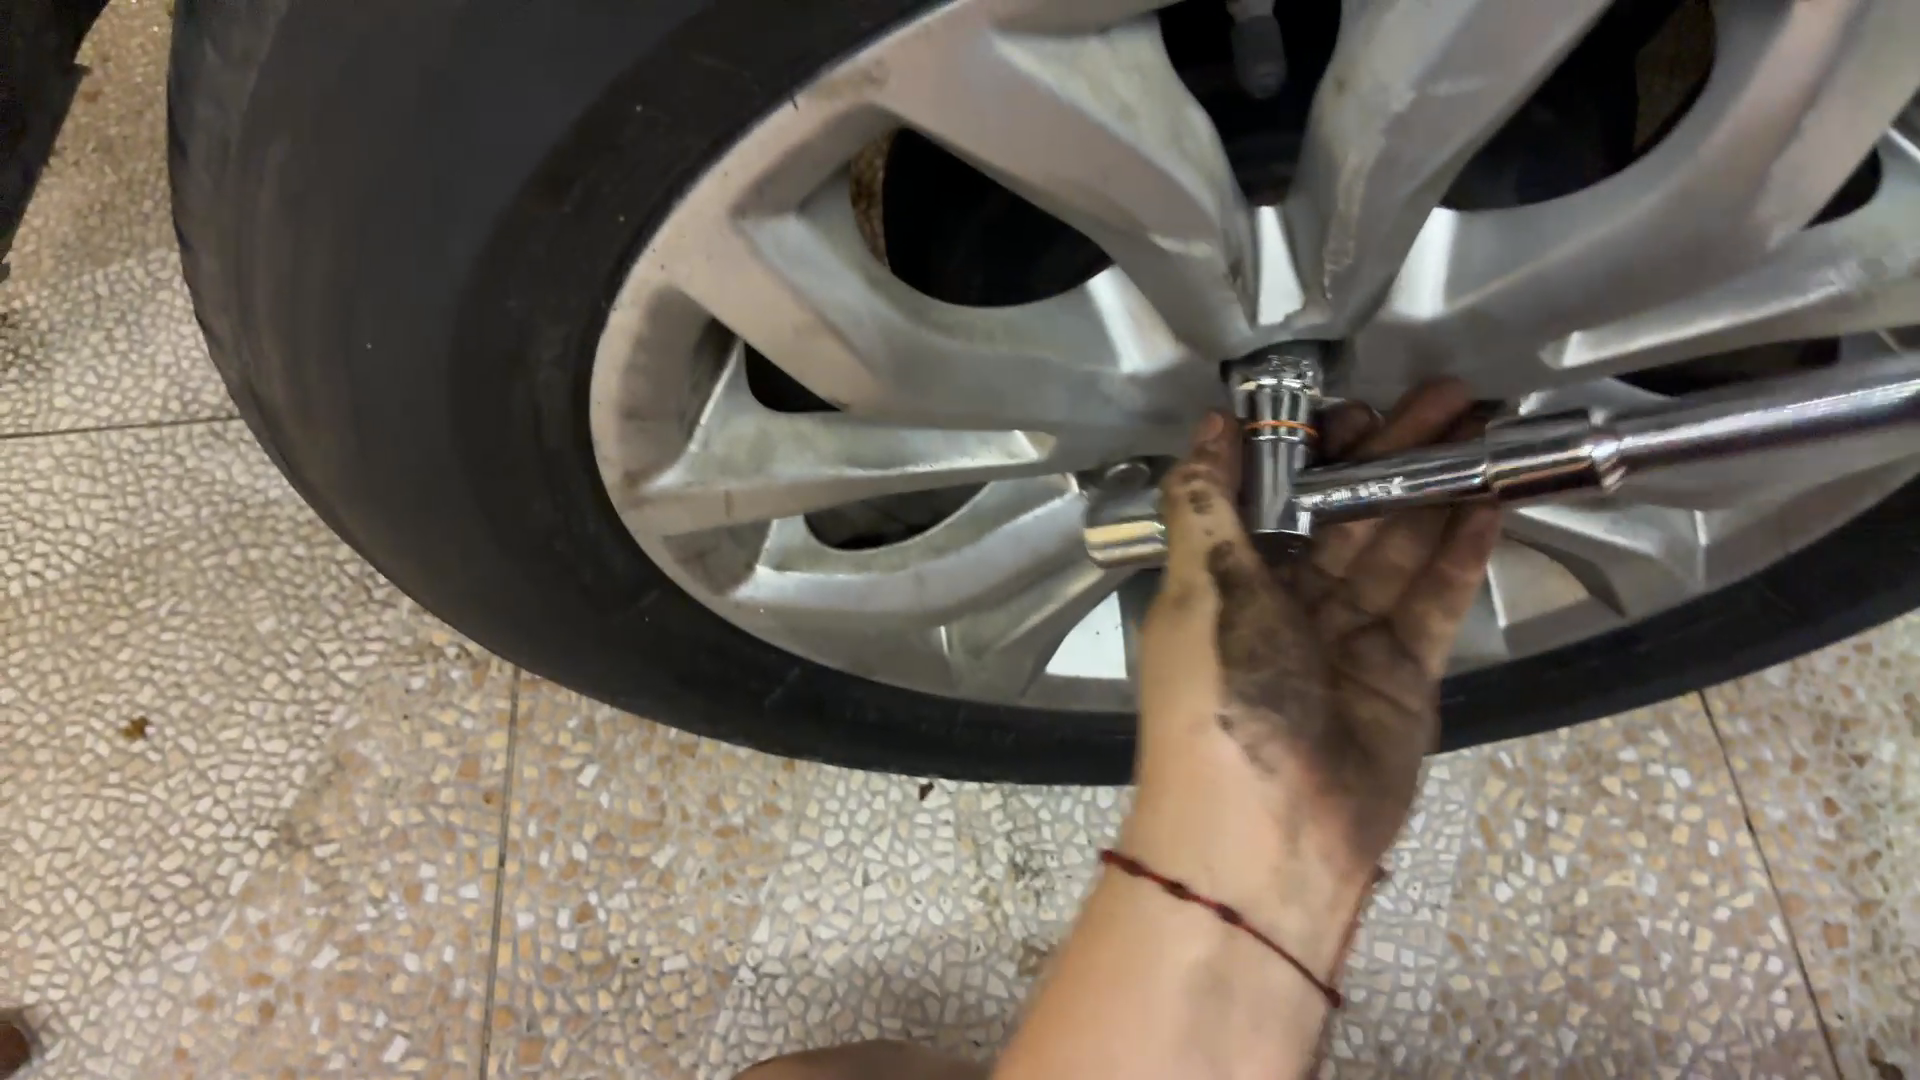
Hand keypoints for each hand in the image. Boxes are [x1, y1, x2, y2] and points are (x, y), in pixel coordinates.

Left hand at [1122, 381, 1500, 965]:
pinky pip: (1433, 600)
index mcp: (1225, 578)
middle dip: (1389, 456)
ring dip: (1433, 490)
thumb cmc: (1223, 693)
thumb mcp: (1201, 587)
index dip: (1309, 450)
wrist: (1269, 828)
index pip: (1271, 495)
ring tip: (1482, 427)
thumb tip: (1207, 426)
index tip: (1351, 403)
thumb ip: (1202, 504)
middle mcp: (1282, 601)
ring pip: (1394, 547)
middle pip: (1342, 514)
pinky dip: (1459, 553)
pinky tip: (1491, 497)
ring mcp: (1345, 636)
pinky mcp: (1400, 672)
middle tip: (1448, 395)